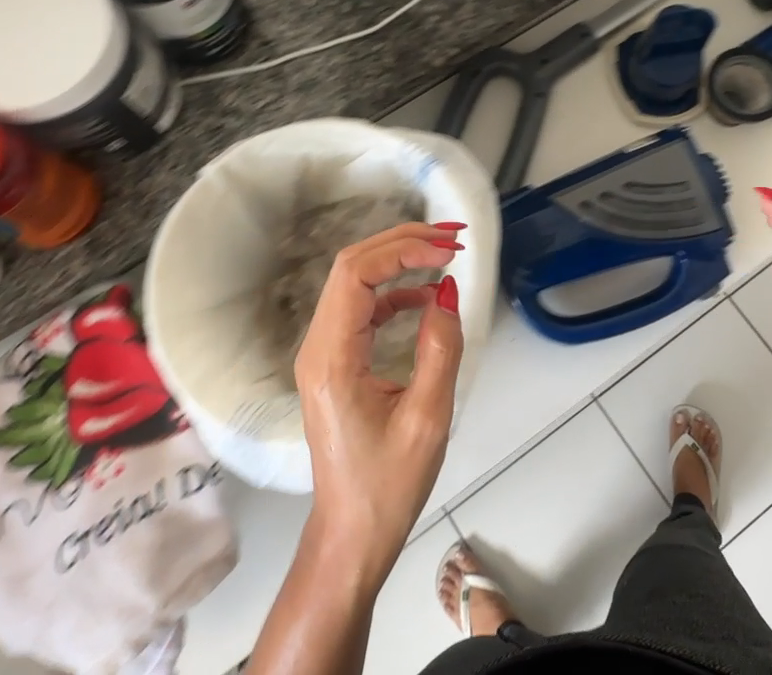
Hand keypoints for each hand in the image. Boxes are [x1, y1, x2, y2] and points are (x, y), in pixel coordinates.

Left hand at [293, 223, 465, 575]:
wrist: (352, 534)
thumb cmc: (388, 485)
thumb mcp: (427, 417)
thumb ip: (440, 348)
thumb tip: (447, 291)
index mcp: (331, 358)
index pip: (356, 275)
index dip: (402, 249)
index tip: (449, 250)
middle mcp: (317, 348)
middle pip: (351, 268)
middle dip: (401, 242)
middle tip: (453, 237)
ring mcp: (322, 355)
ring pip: (354, 284)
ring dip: (398, 262)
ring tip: (445, 255)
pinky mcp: (334, 364)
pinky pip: (360, 310)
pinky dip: (393, 292)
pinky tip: (425, 297)